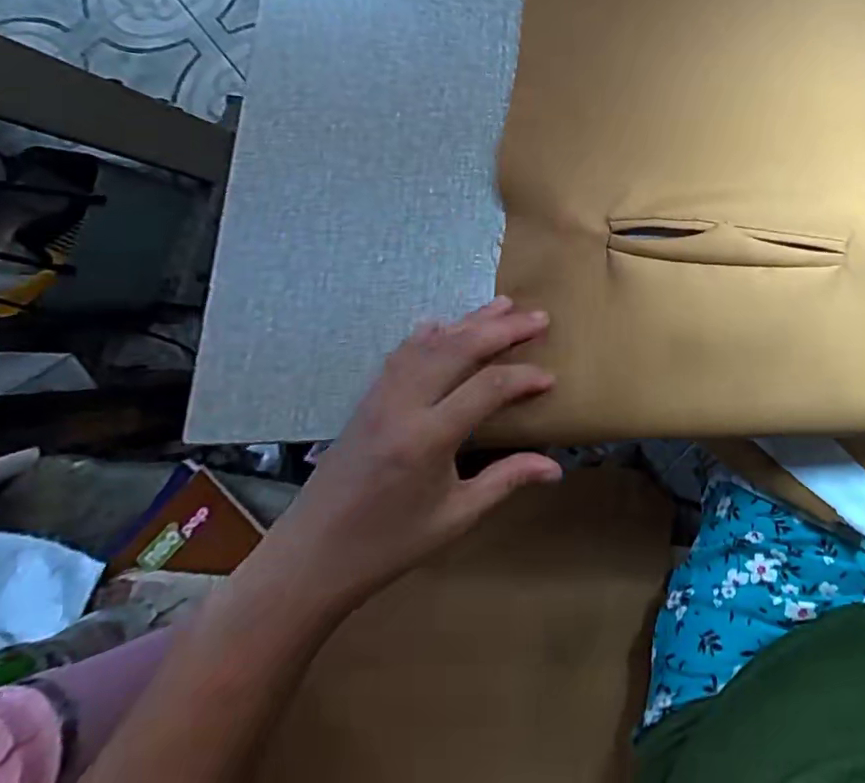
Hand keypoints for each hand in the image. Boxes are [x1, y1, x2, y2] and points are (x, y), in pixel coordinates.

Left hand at [244, 298, 563, 611]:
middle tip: (539, 318)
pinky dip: (428, 335)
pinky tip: (443, 324)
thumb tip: (555, 468)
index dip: (523, 377)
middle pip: (458, 349)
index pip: (487, 387)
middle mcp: (401, 407)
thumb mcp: (456, 517)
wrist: (309, 559)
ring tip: (504, 305)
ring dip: (468, 321)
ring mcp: (378, 399)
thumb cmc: (388, 544)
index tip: (550, 378)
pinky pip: (401, 355)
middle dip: (502, 329)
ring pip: (429, 344)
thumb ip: (506, 480)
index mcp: (426, 439)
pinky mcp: (365, 402)